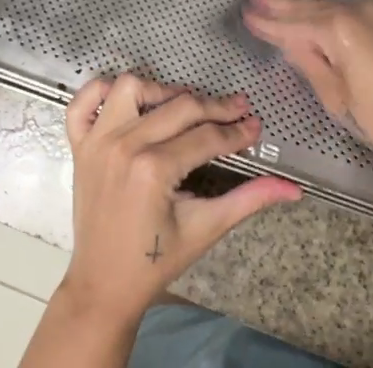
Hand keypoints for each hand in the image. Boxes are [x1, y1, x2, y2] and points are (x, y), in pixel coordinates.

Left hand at [59, 75, 301, 321]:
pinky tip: (130, 100)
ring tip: (186, 105)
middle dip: (215, 107)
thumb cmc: (156, 259)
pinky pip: (84, 102)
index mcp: (154, 168)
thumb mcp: (206, 228)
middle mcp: (123, 144)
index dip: (237, 130)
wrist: (104, 283)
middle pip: (179, 107)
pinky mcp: (79, 145)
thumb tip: (292, 189)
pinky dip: (101, 92)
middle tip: (239, 110)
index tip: (256, 126)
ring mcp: (97, 141)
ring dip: (162, 91)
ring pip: (131, 88)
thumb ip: (248, 200)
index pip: (206, 136)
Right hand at [243, 0, 372, 172]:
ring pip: (325, 6)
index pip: (293, 25)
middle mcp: (356, 11)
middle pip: (309, 7)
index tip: (244, 14)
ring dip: (298, 4)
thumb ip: (310, 63)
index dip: (268, 23)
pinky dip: (320, 12)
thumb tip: (289, 42)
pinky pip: (342, 12)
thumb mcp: (338, 97)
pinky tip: (305, 10)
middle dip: (279, 2)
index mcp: (341, 30)